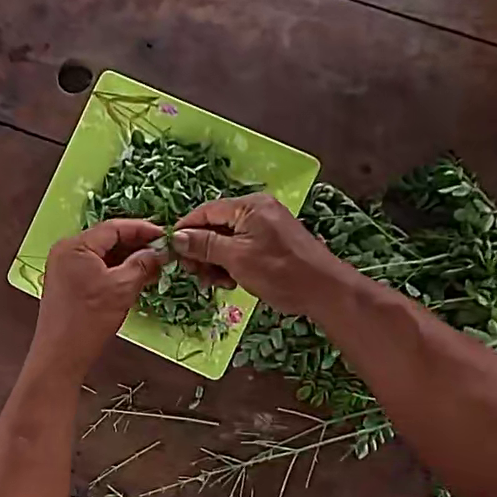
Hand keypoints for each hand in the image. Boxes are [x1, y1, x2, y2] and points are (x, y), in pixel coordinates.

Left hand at [30, 219, 164, 376]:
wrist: (61, 355)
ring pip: (103, 255)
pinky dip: (116, 271)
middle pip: (108, 239)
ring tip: (154, 266)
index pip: (114, 227)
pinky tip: (136, 278)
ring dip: (128, 259)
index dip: (142, 229)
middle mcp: (66, 251)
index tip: (164, 235)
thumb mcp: (122, 288)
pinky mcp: (68, 284)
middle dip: (137, 245)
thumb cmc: (88, 320)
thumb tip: (159, 252)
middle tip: (163, 251)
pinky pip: (96, 268)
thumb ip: (142, 264)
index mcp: (75, 246)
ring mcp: (65, 268)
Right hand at [170, 194, 344, 314]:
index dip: (186, 230)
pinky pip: (243, 248)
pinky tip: (232, 281)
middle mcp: (258, 210)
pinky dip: (232, 263)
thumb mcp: (236, 258)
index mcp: (249, 206)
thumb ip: (205, 245)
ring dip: (216, 262)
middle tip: (196, 275)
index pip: (206, 211)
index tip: (172, 252)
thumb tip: (177, 237)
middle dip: (202, 251)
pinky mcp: (273, 243)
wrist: (324, 290)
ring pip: (228, 240)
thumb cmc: (279, 272)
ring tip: (217, 283)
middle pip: (216, 226)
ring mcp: (267, 226)